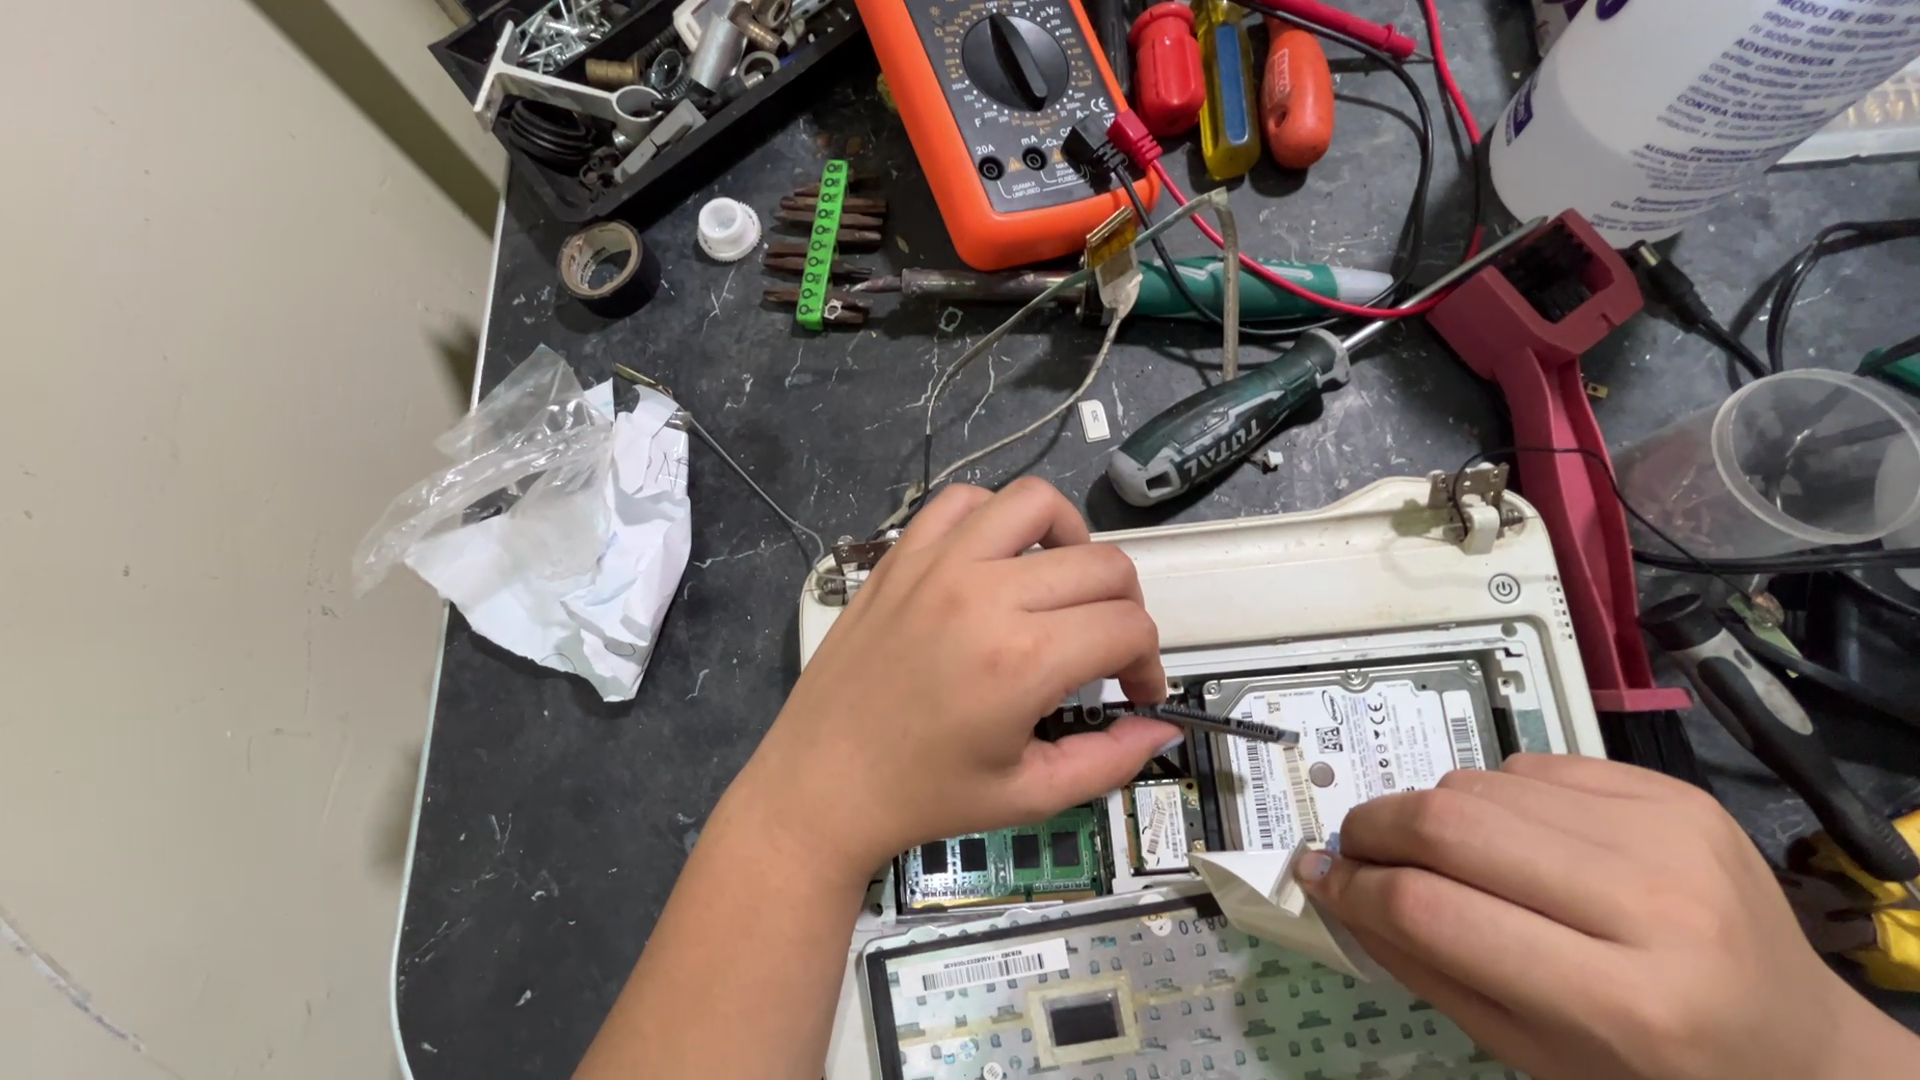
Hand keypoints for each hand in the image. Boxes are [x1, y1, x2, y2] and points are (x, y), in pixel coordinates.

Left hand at [735, 478, 1175, 875]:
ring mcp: (938, 564)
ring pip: (1037, 503)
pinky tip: (997, 560)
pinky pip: (962, 501)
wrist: (822, 782)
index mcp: (1023, 659)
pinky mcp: (901, 556)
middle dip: (1126, 609)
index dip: (1149, 662)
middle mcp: (986, 594)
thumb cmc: (924, 796)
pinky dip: (995, 518)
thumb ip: (1111, 760)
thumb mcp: (1030, 796)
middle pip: (1102, 565)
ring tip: (1061, 585)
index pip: (1128, 626)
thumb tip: (1164, 726)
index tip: (1134, 691)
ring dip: (1072, 540)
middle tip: (1104, 649)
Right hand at [1293, 753, 1919, 1079]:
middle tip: (1356, 846)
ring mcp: (1670, 835)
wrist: (1805, 1050)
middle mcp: (1653, 906)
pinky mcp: (1674, 794)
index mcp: (1621, 1003)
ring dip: (1431, 811)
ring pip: (1478, 783)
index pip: (1434, 911)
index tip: (1319, 876)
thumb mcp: (1528, 1053)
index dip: (1356, 887)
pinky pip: (1529, 764)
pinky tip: (1517, 836)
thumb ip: (1421, 962)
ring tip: (1441, 849)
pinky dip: (1493, 795)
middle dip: (1375, 827)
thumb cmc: (1652, 1074)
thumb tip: (1332, 883)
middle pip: (1451, 825)